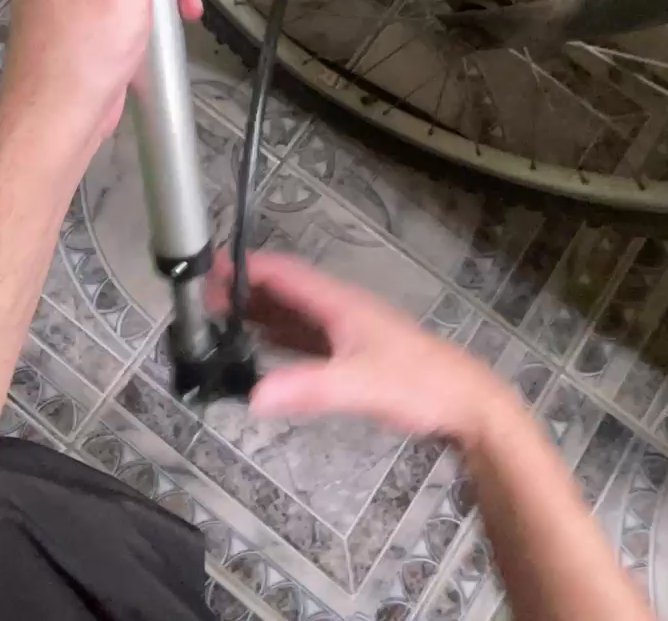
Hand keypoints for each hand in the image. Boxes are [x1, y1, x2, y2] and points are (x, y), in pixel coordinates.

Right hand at [206, 251, 520, 445]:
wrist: (465, 401)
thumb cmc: (417, 382)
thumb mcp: (361, 384)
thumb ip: (309, 387)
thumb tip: (252, 395)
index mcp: (337, 302)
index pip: (283, 272)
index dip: (246, 267)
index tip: (208, 271)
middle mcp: (336, 307)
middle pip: (282, 288)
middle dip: (242, 288)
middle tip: (202, 302)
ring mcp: (343, 327)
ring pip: (290, 311)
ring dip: (257, 310)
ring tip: (218, 319)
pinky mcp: (348, 349)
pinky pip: (301, 335)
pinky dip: (275, 335)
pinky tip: (258, 346)